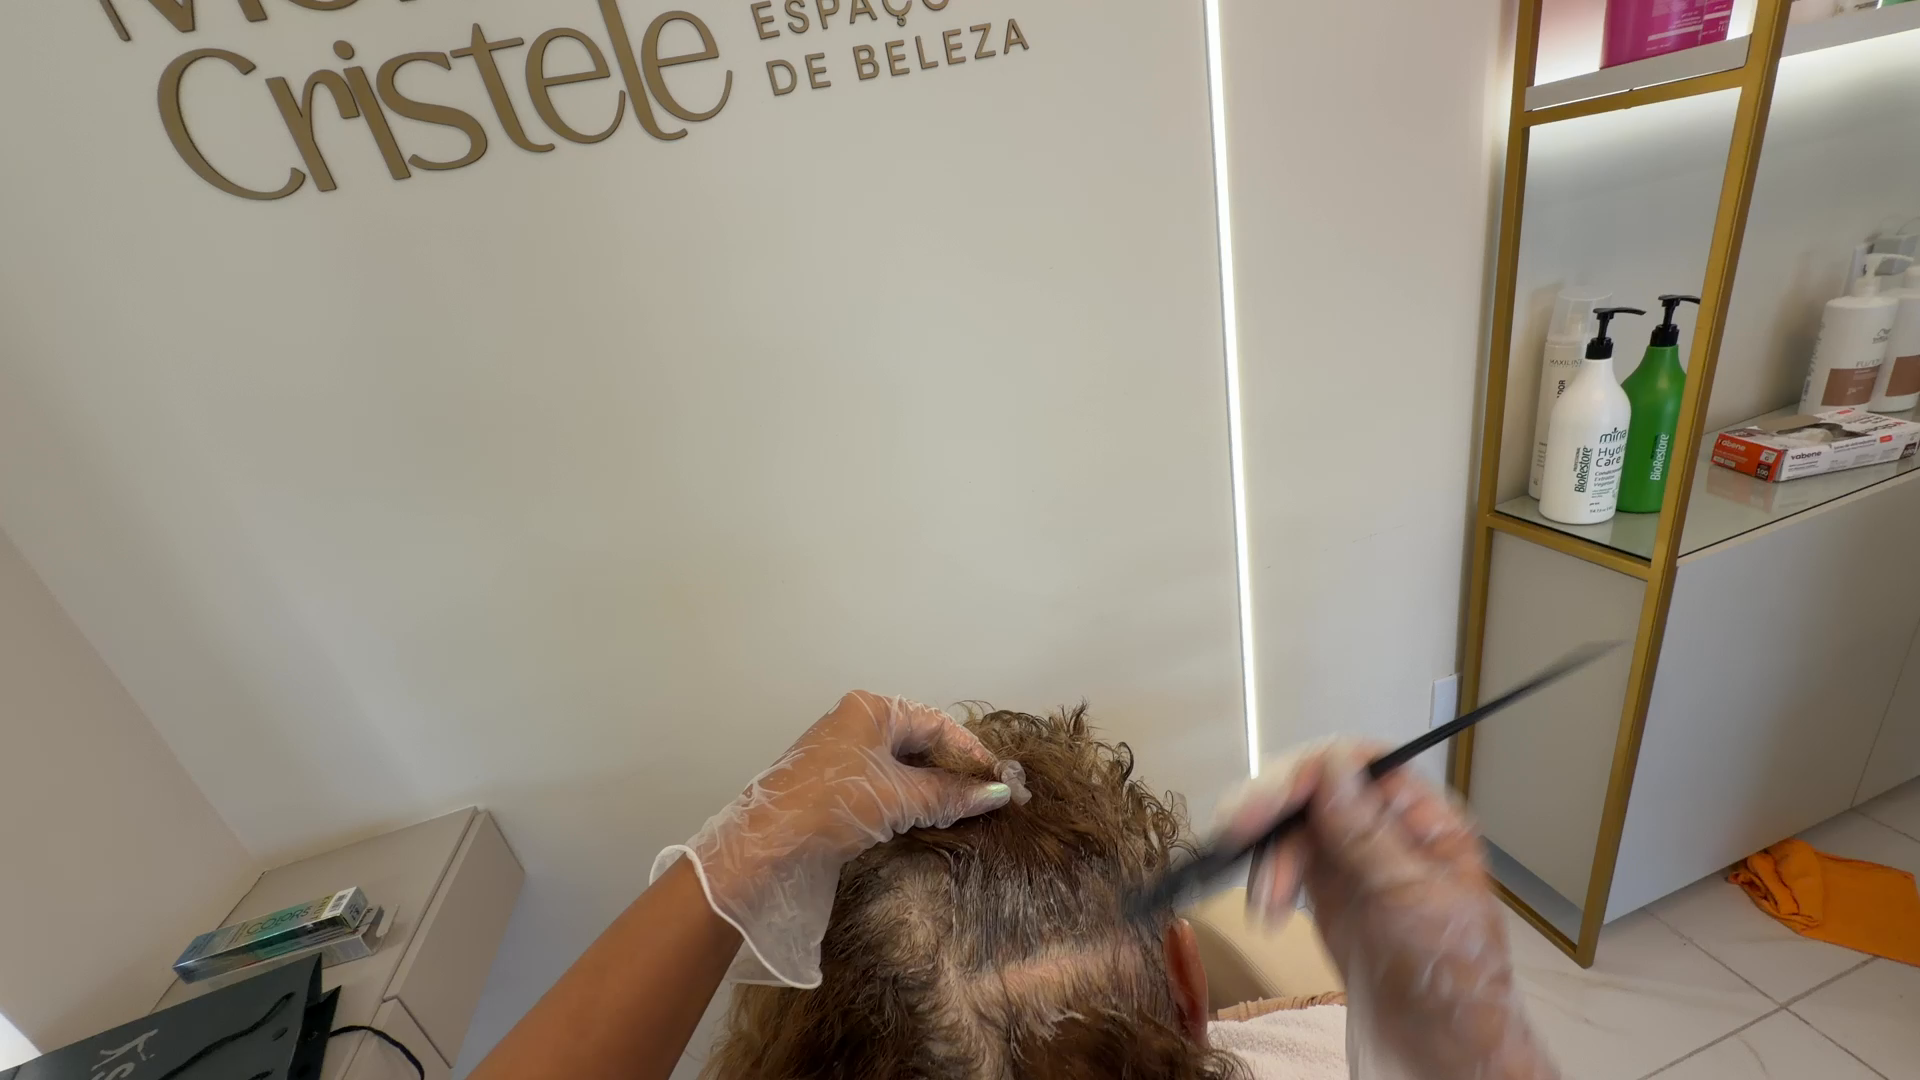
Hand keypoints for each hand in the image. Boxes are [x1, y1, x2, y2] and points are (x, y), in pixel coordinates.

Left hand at [651, 691, 1014, 987]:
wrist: (764, 844)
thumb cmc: (833, 804)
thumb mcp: (898, 797)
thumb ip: (950, 794)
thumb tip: (999, 794)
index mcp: (872, 709)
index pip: (936, 723)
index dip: (971, 751)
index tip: (999, 780)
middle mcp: (859, 721)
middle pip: (921, 741)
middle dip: (954, 769)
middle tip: (986, 796)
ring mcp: (845, 750)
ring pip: (904, 763)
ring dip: (933, 785)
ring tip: (964, 807)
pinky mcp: (836, 779)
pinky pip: (886, 779)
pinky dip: (910, 795)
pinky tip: (928, 813)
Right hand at [1222, 743, 1557, 1079]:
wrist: (1438, 1061)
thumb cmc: (1450, 987)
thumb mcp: (1411, 902)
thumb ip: (1366, 832)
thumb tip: (1330, 762)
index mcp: (1420, 818)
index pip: (1354, 764)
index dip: (1306, 773)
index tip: (1270, 804)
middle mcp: (1381, 825)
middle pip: (1310, 787)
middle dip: (1271, 811)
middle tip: (1237, 832)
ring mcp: (1348, 853)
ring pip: (1286, 820)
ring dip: (1263, 854)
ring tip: (1263, 903)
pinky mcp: (1321, 882)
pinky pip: (1278, 856)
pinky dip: (1263, 875)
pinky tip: (1265, 907)